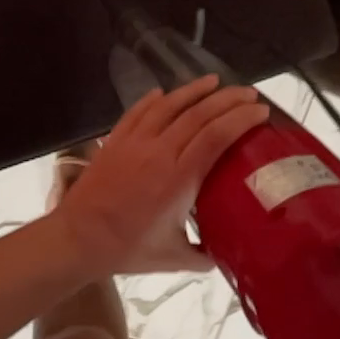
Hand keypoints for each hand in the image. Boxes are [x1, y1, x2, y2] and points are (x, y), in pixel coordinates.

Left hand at [53, 76, 268, 274]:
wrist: (78, 237)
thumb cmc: (127, 249)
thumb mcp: (174, 257)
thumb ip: (204, 254)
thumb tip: (228, 253)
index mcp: (179, 178)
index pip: (216, 136)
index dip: (240, 119)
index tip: (261, 110)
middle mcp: (158, 152)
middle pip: (198, 114)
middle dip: (227, 99)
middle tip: (249, 93)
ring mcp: (133, 142)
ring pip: (167, 106)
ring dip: (193, 90)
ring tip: (214, 81)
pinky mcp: (114, 141)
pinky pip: (137, 112)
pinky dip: (153, 99)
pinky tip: (164, 92)